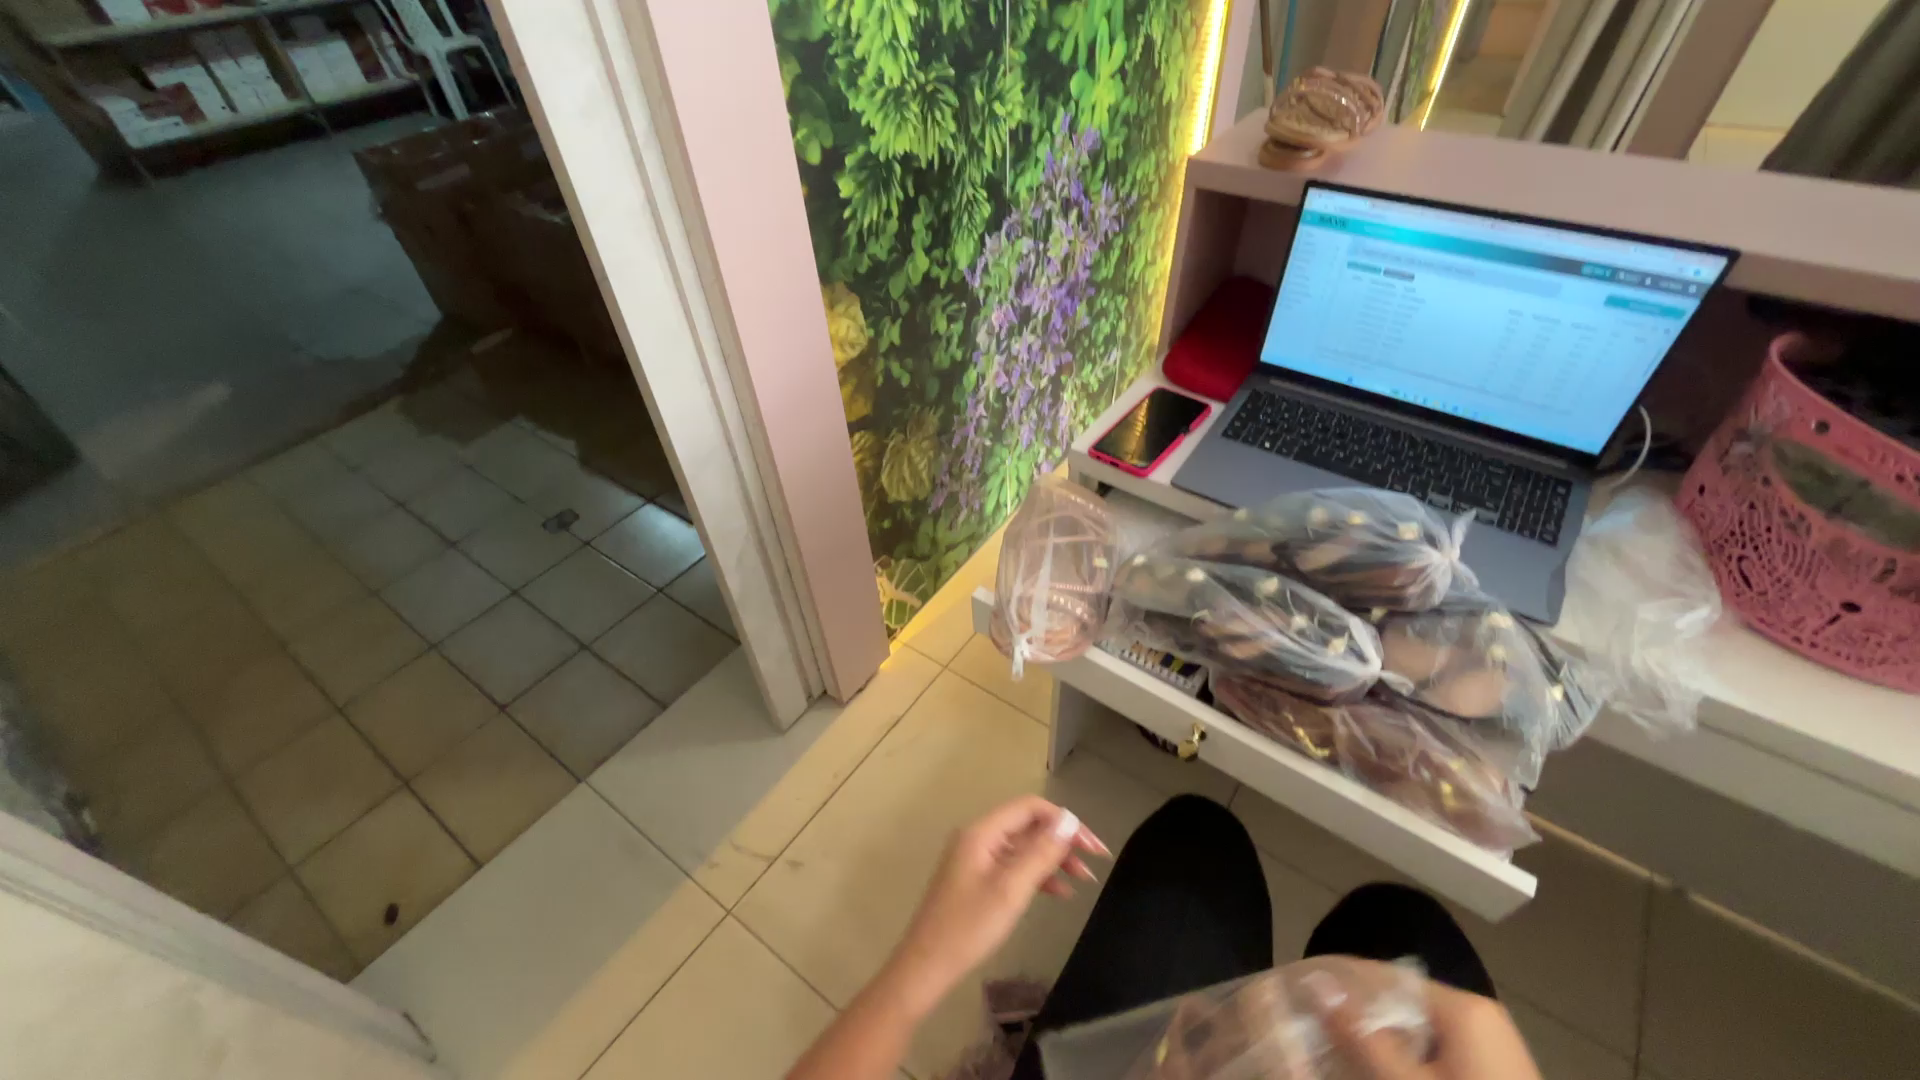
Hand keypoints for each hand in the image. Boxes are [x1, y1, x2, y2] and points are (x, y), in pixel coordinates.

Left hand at [879, 796, 1109, 1015]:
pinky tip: (1060, 892)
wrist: (926, 967)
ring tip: (1084, 879)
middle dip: (1062, 840)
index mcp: (982, 832)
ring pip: (1023, 846)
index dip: (1065, 821)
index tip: (1093, 847)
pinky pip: (1013, 866)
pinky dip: (1037, 874)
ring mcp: (976, 858)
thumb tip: (1068, 819)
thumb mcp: (1011, 889)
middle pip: (1028, 825)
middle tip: (1094, 862)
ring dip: (1054, 858)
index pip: (1031, 808)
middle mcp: (978, 837)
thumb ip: (1041, 852)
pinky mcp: (977, 879)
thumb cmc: (969, 927)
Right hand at [1306, 962, 1542, 1079]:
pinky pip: (1439, 1059)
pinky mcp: (1496, 1077)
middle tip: (1316, 1035)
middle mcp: (1481, 1018)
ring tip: (1341, 1060)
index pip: (1384, 976)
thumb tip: (1316, 981)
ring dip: (1382, 1048)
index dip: (1340, 986)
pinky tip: (1383, 1077)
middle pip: (1400, 1005)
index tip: (1297, 997)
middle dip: (1359, 1021)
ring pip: (1418, 1035)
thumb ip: (1360, 1036)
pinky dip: (1409, 1066)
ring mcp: (1493, 1050)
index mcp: (1464, 1009)